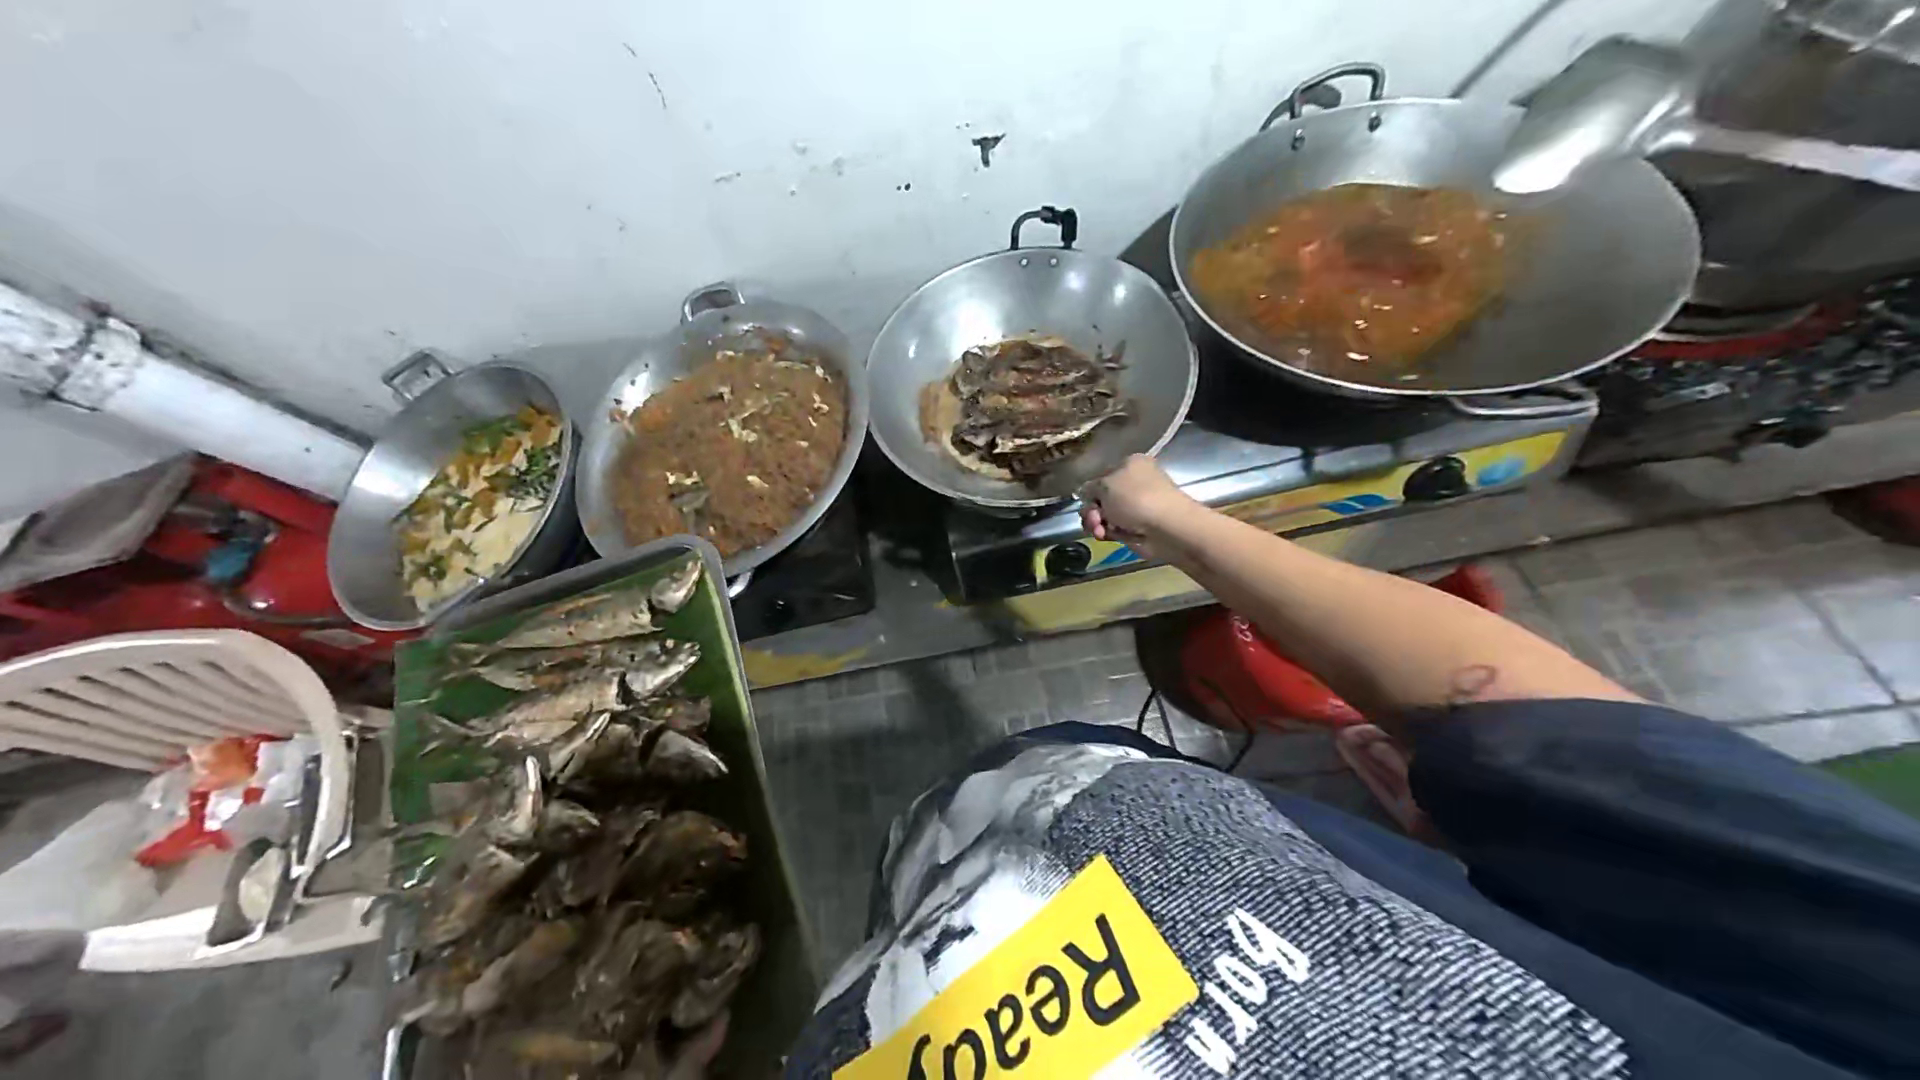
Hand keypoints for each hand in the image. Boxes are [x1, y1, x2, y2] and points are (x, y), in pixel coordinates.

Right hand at [1079, 455, 1198, 558]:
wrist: (1167, 528)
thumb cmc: (1136, 498)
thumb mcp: (1105, 484)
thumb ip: (1089, 488)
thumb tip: (1085, 491)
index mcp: (1131, 464)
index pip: (1102, 475)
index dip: (1091, 488)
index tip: (1085, 499)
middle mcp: (1134, 484)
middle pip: (1101, 497)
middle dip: (1092, 508)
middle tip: (1093, 517)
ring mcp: (1136, 507)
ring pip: (1104, 515)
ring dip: (1096, 522)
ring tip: (1098, 529)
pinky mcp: (1136, 528)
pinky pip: (1112, 529)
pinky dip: (1106, 532)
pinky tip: (1104, 535)